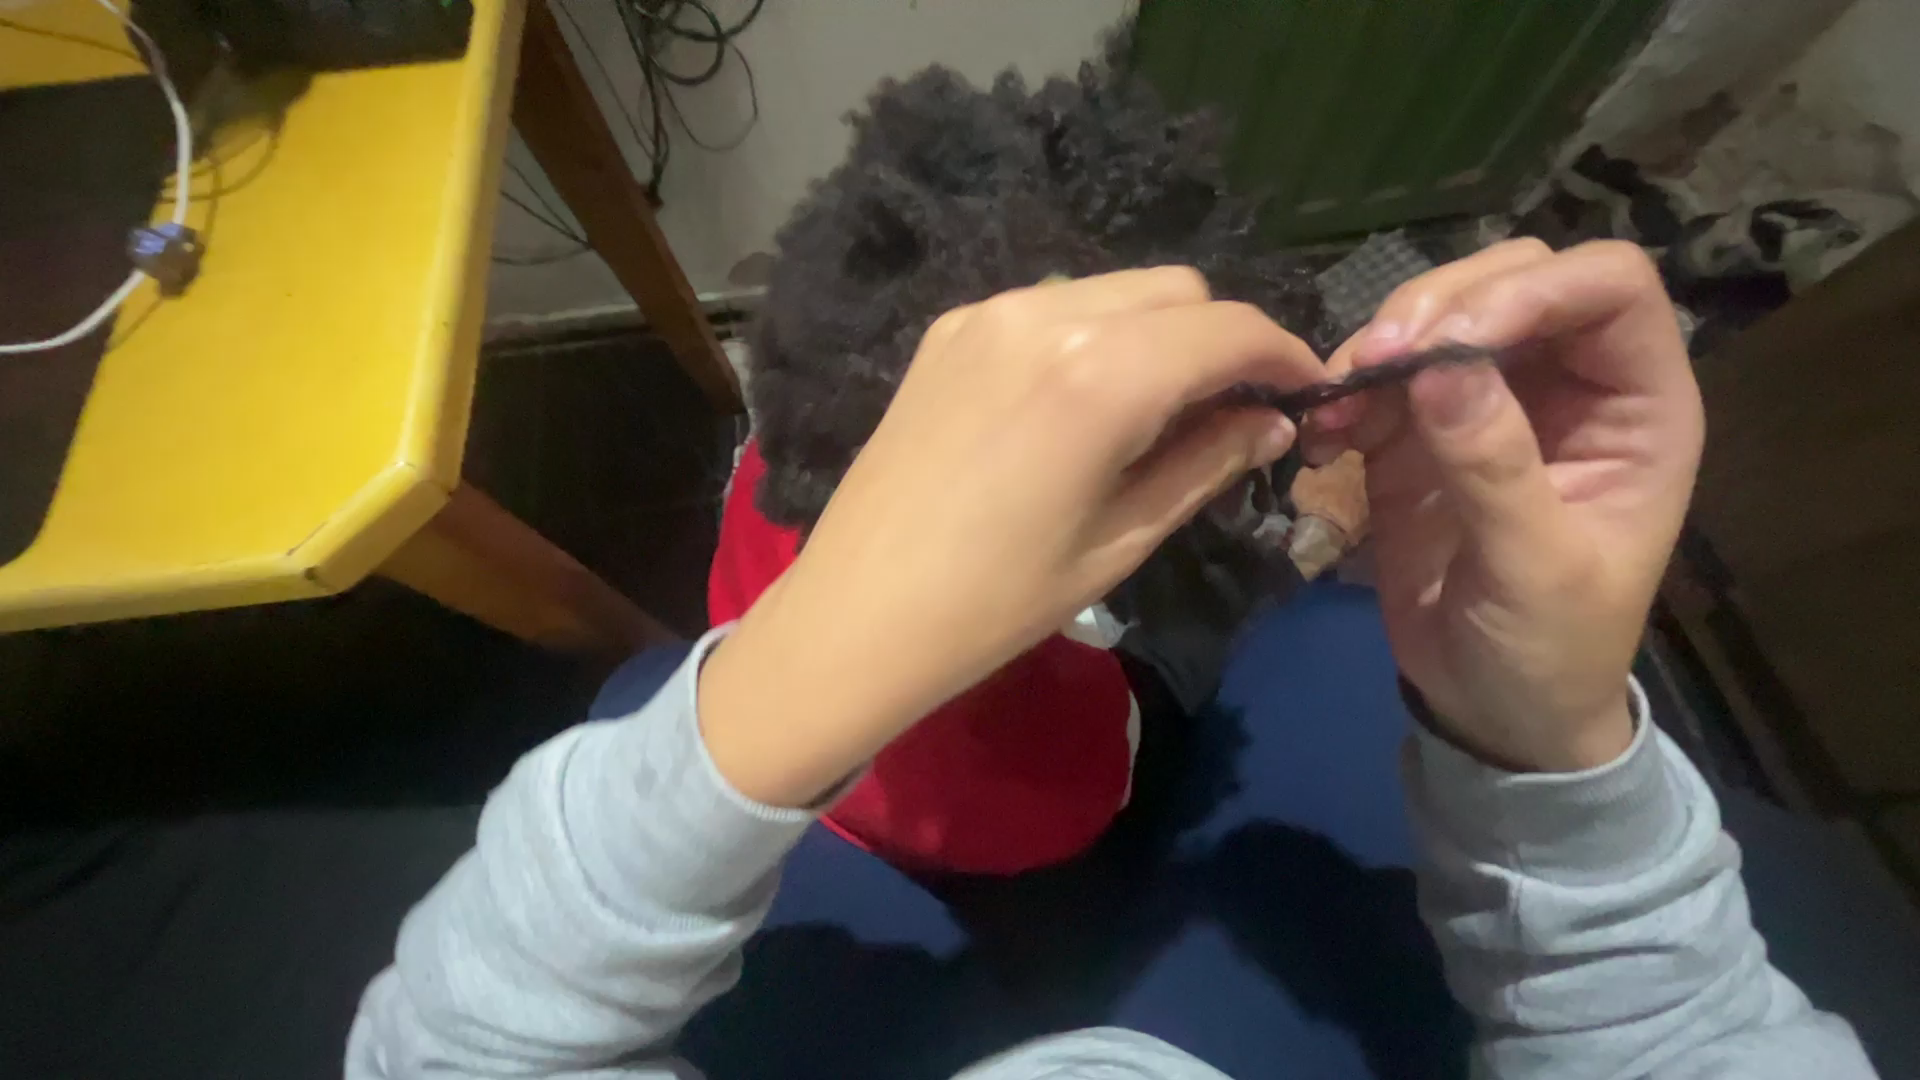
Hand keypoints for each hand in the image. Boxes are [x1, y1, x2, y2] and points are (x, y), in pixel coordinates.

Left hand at [702, 268, 1324, 804]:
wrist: (859, 613)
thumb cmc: (996, 602)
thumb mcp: (1119, 541)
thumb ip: (1204, 464)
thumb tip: (1268, 421)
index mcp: (1100, 373)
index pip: (1229, 327)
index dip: (1281, 356)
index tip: (1300, 397)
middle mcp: (1044, 315)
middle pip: (1175, 292)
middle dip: (1218, 342)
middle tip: (1224, 415)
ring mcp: (986, 316)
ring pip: (1112, 292)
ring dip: (1154, 337)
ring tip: (1151, 412)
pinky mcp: (947, 333)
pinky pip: (1048, 310)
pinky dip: (1089, 338)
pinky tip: (1076, 403)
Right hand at [1300, 241, 1703, 771]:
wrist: (1484, 699)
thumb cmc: (1546, 644)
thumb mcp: (1535, 565)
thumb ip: (1492, 464)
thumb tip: (1436, 369)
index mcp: (1632, 405)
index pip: (1602, 289)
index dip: (1524, 293)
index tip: (1437, 344)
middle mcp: (1559, 387)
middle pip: (1507, 283)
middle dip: (1433, 309)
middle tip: (1370, 360)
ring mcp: (1480, 409)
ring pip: (1432, 325)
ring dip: (1374, 351)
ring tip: (1332, 404)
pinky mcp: (1413, 441)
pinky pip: (1376, 388)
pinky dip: (1341, 398)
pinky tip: (1318, 438)